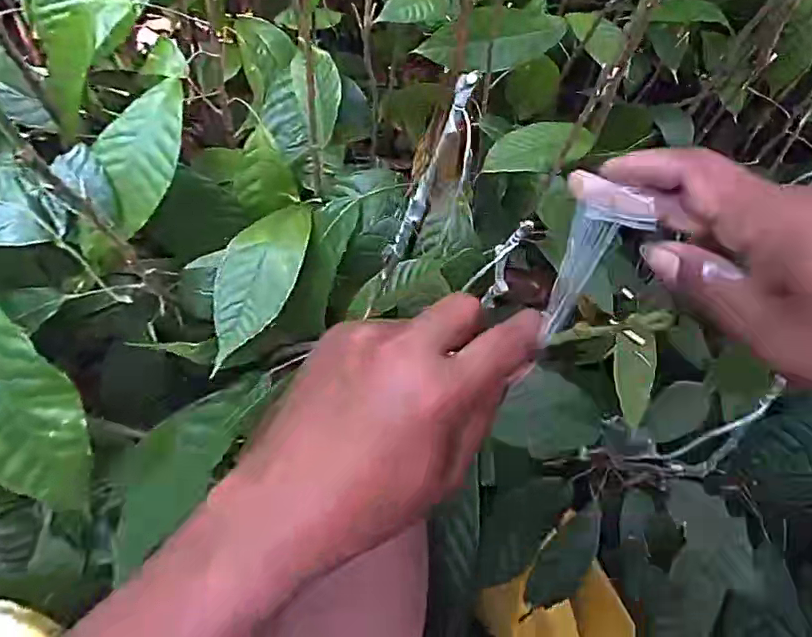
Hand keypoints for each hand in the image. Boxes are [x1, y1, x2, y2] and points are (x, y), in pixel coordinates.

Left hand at [226, 295, 541, 578]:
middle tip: (459, 361)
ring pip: (420, 322)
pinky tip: (362, 391)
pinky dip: (387, 353)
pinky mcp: (338, 332)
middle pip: (464, 305)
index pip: (504, 340)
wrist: (276, 506)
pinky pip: (383, 332)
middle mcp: (407, 348)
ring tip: (394, 392)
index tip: (534, 327)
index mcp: (439, 390)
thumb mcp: (444, 475)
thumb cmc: (371, 505)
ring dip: (423, 346)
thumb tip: (508, 369)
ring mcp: (368, 335)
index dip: (527, 330)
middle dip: (474, 327)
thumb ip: (483, 413)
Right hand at [586, 149, 811, 421]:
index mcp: (767, 215)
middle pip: (704, 181)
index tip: (594, 174)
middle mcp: (781, 203)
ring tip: (632, 224)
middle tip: (597, 198)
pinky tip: (694, 252)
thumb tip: (654, 252)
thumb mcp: (767, 328)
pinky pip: (748, 222)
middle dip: (648, 186)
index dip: (640, 169)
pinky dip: (711, 229)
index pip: (691, 174)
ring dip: (679, 209)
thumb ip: (705, 284)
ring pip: (725, 202)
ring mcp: (800, 219)